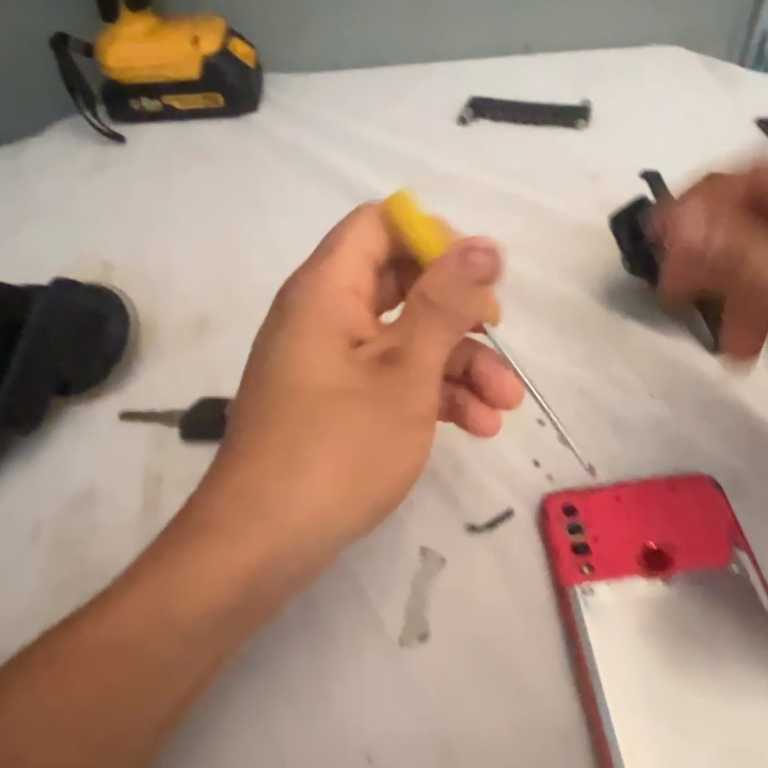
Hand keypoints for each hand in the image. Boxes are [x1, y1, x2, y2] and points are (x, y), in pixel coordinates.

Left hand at [191, 203, 525, 575]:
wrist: (262, 542)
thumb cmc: (338, 448)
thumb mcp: (405, 373)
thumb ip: (446, 304)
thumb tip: (482, 243)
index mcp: (327, 289)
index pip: (380, 225)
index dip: (433, 241)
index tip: (476, 280)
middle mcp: (322, 316)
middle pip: (400, 283)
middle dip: (459, 312)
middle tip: (500, 335)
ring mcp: (325, 363)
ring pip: (402, 339)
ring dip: (457, 364)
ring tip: (505, 406)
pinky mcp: (332, 405)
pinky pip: (387, 379)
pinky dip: (430, 395)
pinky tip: (476, 427)